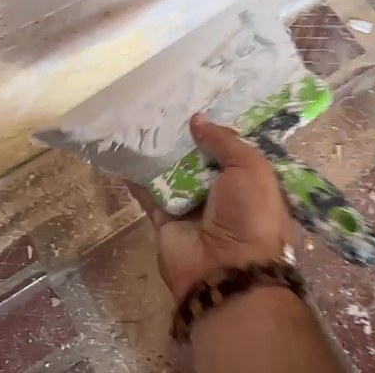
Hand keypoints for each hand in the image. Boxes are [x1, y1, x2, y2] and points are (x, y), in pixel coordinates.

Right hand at [130, 113, 297, 300]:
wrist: (226, 272)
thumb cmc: (249, 216)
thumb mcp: (251, 170)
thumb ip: (224, 141)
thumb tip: (197, 120)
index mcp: (248, 184)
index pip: (231, 150)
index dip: (216, 128)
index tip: (196, 102)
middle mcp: (220, 194)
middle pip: (198, 158)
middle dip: (184, 136)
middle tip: (163, 104)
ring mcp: (191, 207)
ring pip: (172, 171)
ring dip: (159, 151)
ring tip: (140, 119)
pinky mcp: (165, 219)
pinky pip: (148, 192)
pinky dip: (136, 176)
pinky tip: (123, 152)